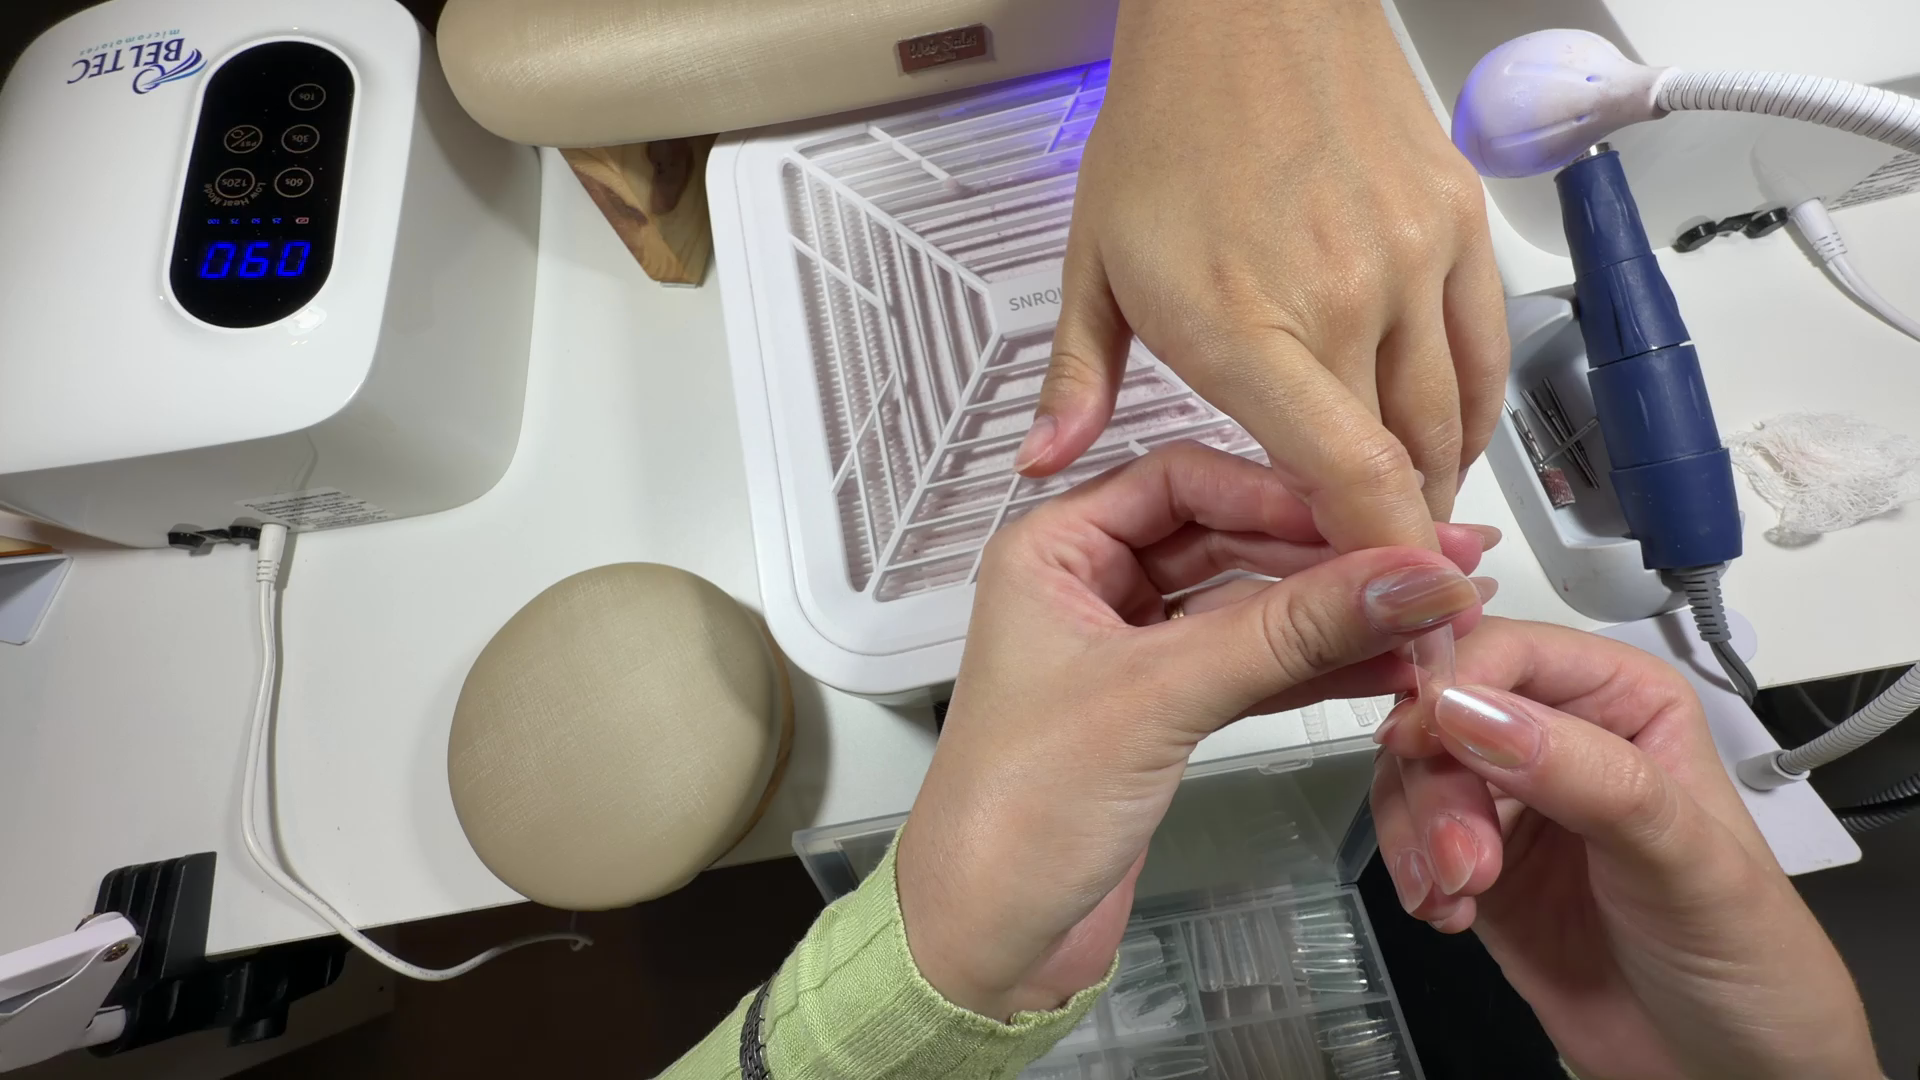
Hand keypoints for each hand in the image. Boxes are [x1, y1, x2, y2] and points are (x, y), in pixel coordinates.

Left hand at [895, 442, 1497, 1020]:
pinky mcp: (1156, 700)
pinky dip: (1306, 664)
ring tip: (1425, 615)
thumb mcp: (1158, 696)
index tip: (1375, 513)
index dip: (1278, 491)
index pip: (1178, 480)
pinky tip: (1381, 665)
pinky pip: (1242, 659)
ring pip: (1239, 601)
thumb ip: (1289, 632)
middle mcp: (1085, 582)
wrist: (992, 929)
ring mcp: (1124, 642)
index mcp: (1051, 549)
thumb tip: (1412, 575)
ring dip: (1325, 611)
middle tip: (1424, 563)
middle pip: (1218, 535)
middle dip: (1317, 552)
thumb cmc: (1023, 805)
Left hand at [1017, 0, 1507, 550]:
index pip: (1341, 475)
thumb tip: (1043, 460)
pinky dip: (1470, 415)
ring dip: (1432, 483)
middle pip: (1406, 463)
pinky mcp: (1455, 226)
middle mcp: (1346, 301)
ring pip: (1457, 417)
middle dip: (1391, 536)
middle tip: (1370, 580)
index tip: (1372, 600)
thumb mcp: (1090, 273)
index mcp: (1244, 329)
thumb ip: (1074, 384)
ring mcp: (1414, 259)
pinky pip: (1488, 349)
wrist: (1243, 10)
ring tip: (1395, 521)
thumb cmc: (1163, 136)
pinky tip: (1439, 441)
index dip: (1369, 554)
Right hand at [1372, 619, 1877, 1079]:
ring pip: (1407, 765)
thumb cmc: (1744, 964)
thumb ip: (1590, 779)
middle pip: (1438, 710)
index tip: (1418, 738)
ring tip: (1457, 895)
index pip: (1508, 650)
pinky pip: (1397, 819)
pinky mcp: (1456, 835)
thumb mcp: (1688, 865)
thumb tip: (1467, 712)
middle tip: (1460, 859)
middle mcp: (1544, 728)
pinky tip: (1446, 908)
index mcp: (1615, 701)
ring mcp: (1493, 784)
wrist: (1705, 1073)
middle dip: (1436, 786)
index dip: (1451, 682)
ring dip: (1419, 832)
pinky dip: (1407, 863)